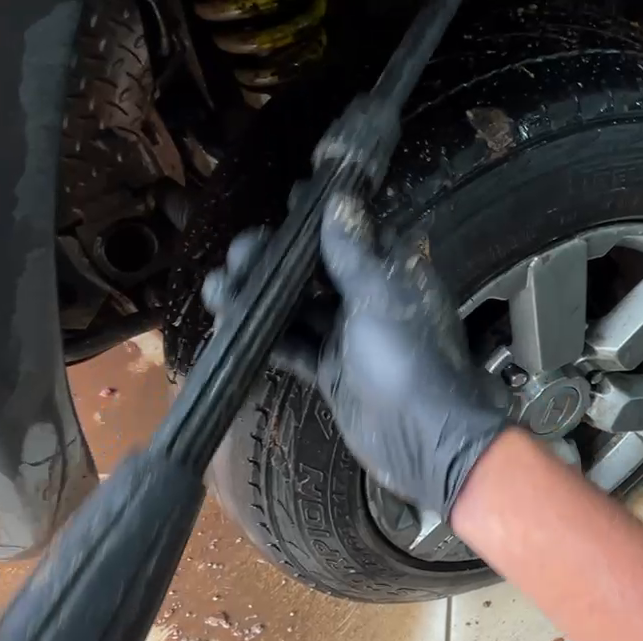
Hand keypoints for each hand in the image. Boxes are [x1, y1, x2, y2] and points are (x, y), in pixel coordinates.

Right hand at [203, 198, 511, 517]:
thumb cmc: (408, 358)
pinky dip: (264, 337)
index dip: (315, 220)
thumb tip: (340, 198)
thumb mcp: (379, 294)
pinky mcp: (331, 374)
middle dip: (274, 259)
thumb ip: (354, 250)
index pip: (350, 235)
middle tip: (239, 253)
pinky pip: (293, 347)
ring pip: (297, 309)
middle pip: (314, 271)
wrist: (423, 438)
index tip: (282, 203)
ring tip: (218, 285)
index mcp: (392, 276)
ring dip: (258, 296)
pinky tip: (228, 324)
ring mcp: (348, 340)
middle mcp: (370, 303)